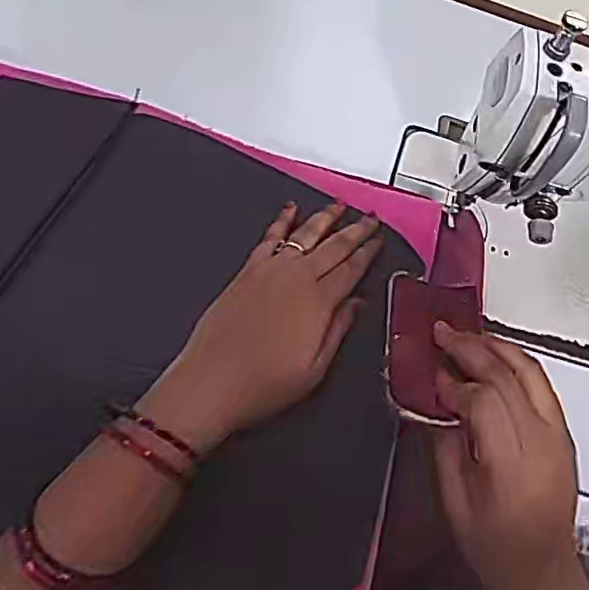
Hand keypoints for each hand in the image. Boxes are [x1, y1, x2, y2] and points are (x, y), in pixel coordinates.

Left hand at [139, 202, 382, 452]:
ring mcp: (271, 270)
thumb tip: (356, 305)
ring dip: (325, 217)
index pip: (352, 268)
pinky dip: (282, 220)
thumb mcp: (315, 369)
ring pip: (306, 233)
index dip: (368, 252)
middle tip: (369, 219)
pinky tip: (291, 210)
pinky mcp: (248, 270)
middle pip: (335, 245)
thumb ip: (339, 329)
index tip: (377, 241)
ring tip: (338, 206)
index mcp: (319, 301)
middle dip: (356, 229)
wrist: (211, 382)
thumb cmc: (261, 383)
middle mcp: (297, 278)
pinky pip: (271, 236)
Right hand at [430, 324, 588, 589]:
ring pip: (528, 370)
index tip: (433, 372)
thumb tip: (435, 401)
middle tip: (443, 334)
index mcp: (513, 469)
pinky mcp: (564, 430)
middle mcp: (542, 445)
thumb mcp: (455, 503)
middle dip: (470, 349)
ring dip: (494, 345)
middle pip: (506, 377)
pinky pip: (540, 380)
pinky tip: (494, 352)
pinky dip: (515, 359)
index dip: (454, 381)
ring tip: (466, 335)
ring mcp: (558, 435)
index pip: (484, 401)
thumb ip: (444, 446)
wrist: (542, 571)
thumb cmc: (499, 548)